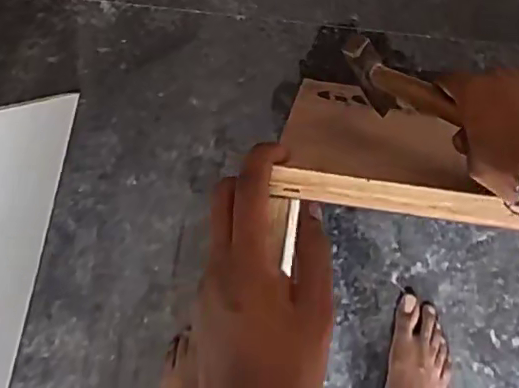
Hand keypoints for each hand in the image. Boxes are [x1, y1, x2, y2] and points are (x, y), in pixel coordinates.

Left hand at [194, 143, 333, 387]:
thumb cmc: (290, 366)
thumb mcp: (317, 310)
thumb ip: (315, 252)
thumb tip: (309, 210)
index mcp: (246, 263)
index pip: (247, 187)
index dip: (264, 157)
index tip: (285, 152)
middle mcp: (217, 266)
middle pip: (222, 194)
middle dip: (250, 176)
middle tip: (283, 185)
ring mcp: (204, 284)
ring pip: (219, 224)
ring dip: (246, 212)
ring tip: (283, 233)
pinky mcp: (201, 302)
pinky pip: (220, 253)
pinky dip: (241, 242)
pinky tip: (268, 271)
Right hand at [438, 69, 518, 215]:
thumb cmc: (518, 171)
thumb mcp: (480, 169)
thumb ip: (468, 146)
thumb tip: (467, 136)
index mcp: (473, 93)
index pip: (450, 81)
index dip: (447, 91)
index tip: (448, 102)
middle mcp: (500, 76)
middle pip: (487, 85)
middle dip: (489, 103)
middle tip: (497, 131)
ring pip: (518, 86)